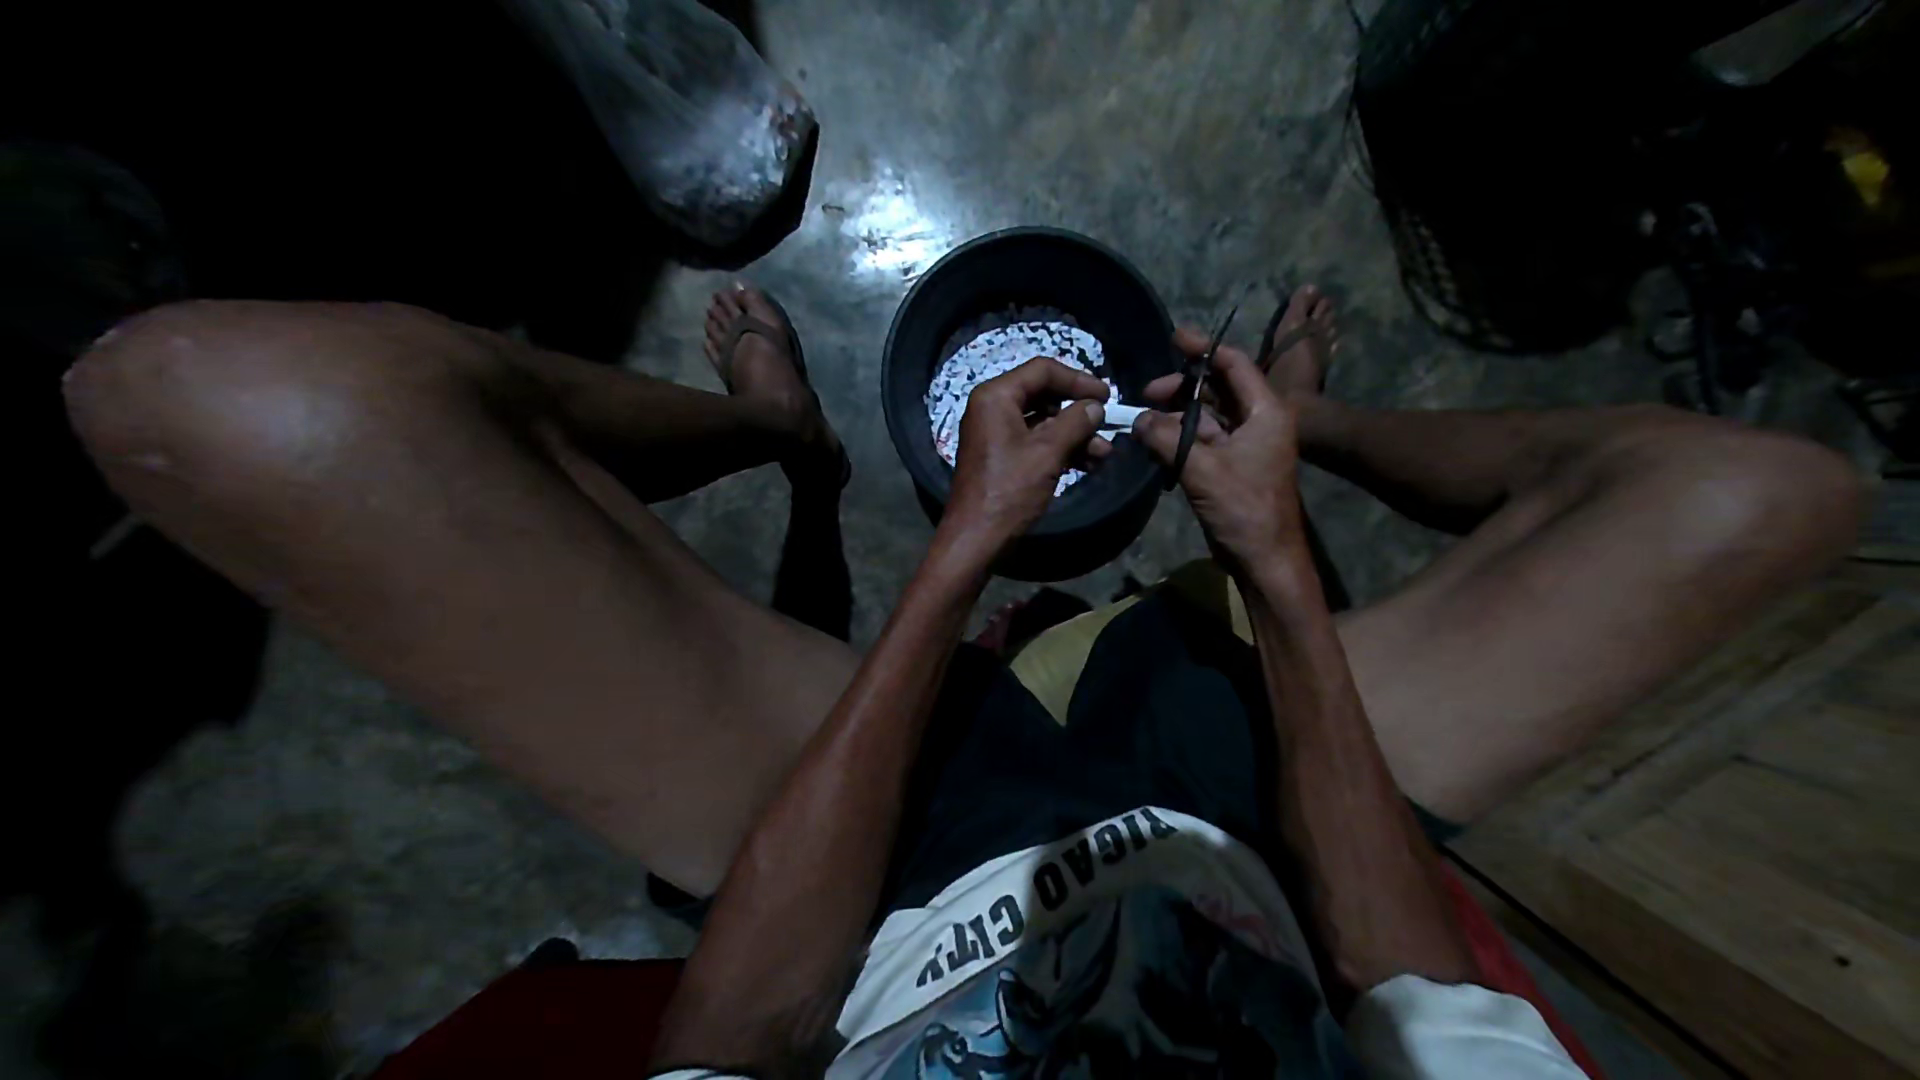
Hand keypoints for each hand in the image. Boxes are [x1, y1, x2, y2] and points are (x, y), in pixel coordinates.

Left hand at [944, 357, 1111, 554]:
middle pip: (1043, 394)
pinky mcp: (1001, 456)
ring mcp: (995, 433)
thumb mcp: (1047, 453)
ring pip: (1043, 422)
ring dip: (1075, 434)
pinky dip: (1060, 449)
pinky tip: (1088, 464)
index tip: (1107, 396)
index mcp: (995, 396)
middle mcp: (992, 408)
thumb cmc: (1009, 491)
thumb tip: (1096, 406)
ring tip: (1103, 453)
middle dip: (1078, 411)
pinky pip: (1035, 442)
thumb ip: (1075, 422)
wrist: (976, 537)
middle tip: (1107, 424)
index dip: (1078, 380)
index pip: (1043, 370)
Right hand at [1131, 329, 1304, 570]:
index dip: (1203, 349)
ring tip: (1142, 422)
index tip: (1173, 338)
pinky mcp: (1229, 467)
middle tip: (1145, 395)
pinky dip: (1177, 439)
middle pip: (1216, 390)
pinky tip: (1153, 441)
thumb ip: (1166, 438)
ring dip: (1174, 416)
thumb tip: (1137, 419)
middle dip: (1180, 388)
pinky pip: (1200, 442)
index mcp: (1265, 411)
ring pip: (1205, 417)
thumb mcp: (1202, 469)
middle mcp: (1256, 421)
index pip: (1234, 365)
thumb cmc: (1244, 508)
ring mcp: (1243, 445)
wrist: (1264, 557)